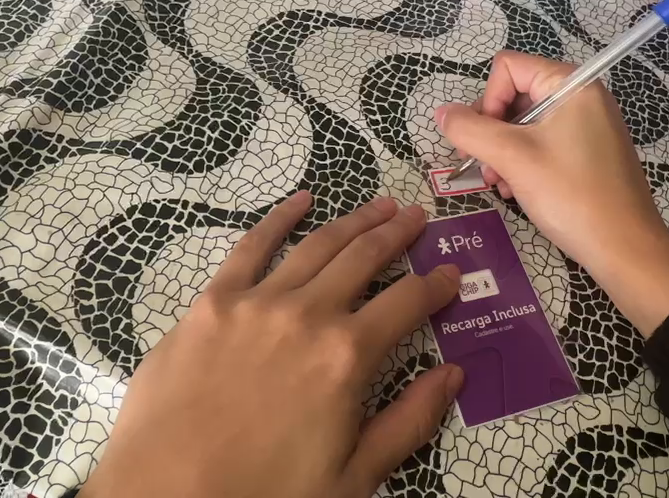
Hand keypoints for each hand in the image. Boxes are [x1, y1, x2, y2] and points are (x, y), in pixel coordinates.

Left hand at [83, 192, 463, 497]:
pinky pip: (253, 245)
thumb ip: (408, 422)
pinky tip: (301, 200)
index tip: (452, 270)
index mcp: (347, 357)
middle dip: (398, 234)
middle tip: (418, 216)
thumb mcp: (351, 480)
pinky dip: (281, 217)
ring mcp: (259, 300)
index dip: (436, 284)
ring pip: (319, 244)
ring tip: (380, 205)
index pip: (408, 304)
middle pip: (365, 258)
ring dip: (355, 220)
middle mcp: (309, 314)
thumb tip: (453, 373)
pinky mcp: (215, 299)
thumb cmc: (265, 497)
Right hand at [437, 52, 668, 335]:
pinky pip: (545, 142)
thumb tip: (441, 113)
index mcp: (571, 84)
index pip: (508, 68)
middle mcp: (582, 96)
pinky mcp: (590, 152)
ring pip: (526, 123)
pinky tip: (518, 191)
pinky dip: (524, 161)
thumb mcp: (512, 158)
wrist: (628, 253)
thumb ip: (470, 130)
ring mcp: (589, 125)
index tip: (486, 141)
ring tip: (501, 185)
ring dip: (504, 151)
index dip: (487, 100)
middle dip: (493, 130)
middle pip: (515, 94)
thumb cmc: (571, 195)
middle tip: (487, 169)